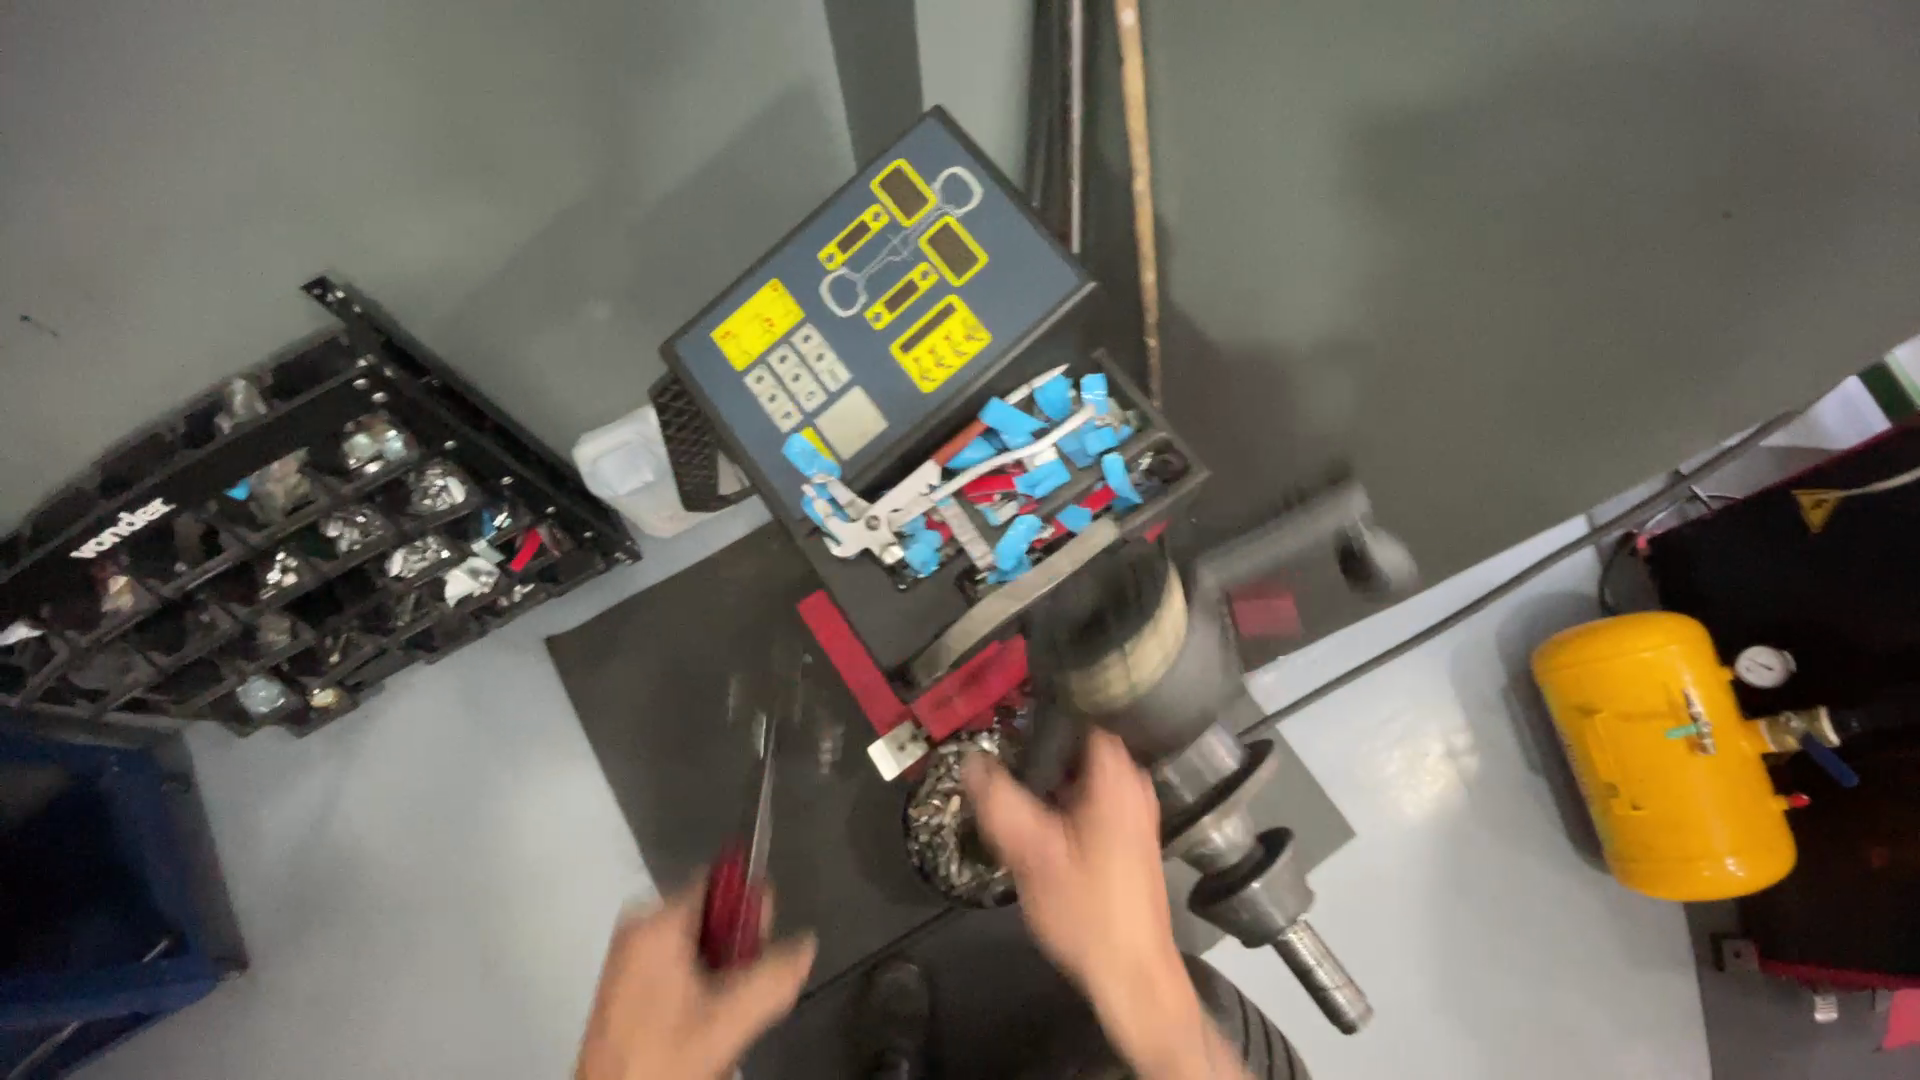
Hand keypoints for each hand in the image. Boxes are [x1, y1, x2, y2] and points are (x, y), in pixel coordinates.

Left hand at [575, 880, 815, 1079]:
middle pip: (711, 913)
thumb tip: (806, 943)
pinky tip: (699, 1019)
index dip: (748, 908)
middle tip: (739, 990)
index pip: (720, 881)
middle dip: (735, 946)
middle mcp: (639, 926)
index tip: (760, 942)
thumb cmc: (662, 1059)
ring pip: (697, 941)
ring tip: (719, 1012)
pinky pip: (677, 960)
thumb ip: (776, 975)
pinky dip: (697, 982)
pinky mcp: (625, 979)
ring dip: (719, 969)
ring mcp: (629, 953)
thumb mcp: (731, 1018)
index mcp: (658, 921)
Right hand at [965, 730, 1243, 1079]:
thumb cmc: (1087, 912)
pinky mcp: (1128, 836)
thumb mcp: (1031, 854)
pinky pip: (1092, 797)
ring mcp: (1135, 812)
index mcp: (1117, 777)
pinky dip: (1066, 798)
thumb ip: (999, 801)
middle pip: (1082, 743)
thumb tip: (971, 761)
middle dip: (1044, 744)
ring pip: (1085, 773)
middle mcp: (1133, 786)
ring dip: (1053, 774)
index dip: (1050, 705)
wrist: (1132, 974)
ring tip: (1016, 778)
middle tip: (1005, 747)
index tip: (1016, 707)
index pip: (1088, 712)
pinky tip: (1041, 817)